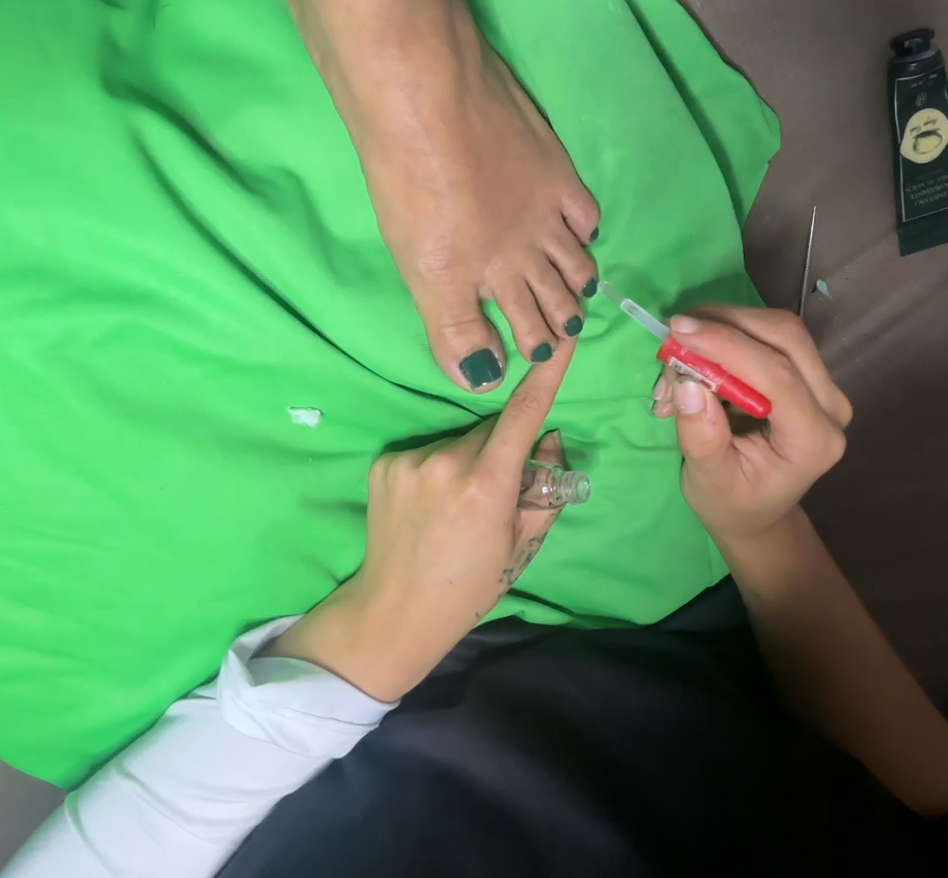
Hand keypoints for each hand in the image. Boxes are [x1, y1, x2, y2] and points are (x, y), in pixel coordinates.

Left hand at [269, 340, 575, 700]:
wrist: (397, 610)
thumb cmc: (471, 585)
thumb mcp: (523, 544)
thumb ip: (545, 487)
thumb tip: (549, 435)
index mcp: (487, 484)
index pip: (524, 414)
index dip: (547, 373)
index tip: (562, 336)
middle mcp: (447, 461)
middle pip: (490, 430)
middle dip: (501, 448)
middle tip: (494, 493)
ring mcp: (411, 460)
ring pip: (459, 440)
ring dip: (467, 458)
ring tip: (455, 505)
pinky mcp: (385, 462)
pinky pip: (428, 450)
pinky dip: (436, 467)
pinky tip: (428, 503)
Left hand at [272, 0, 599, 393]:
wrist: (417, 77)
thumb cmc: (401, 173)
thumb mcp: (419, 265)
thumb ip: (453, 324)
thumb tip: (485, 378)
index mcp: (490, 274)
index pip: (526, 326)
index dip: (532, 348)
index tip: (538, 361)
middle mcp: (527, 247)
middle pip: (556, 295)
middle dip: (558, 321)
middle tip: (563, 336)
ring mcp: (542, 203)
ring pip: (573, 257)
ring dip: (575, 281)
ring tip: (578, 294)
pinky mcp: (551, 160)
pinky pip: (583, 210)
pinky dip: (584, 230)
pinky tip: (583, 232)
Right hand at [650, 306, 850, 543]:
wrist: (757, 511)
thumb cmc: (733, 503)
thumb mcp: (709, 481)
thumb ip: (702, 437)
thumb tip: (688, 385)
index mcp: (813, 440)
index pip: (778, 376)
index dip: (728, 346)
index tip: (677, 331)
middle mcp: (829, 406)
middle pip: (785, 337)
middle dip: (725, 324)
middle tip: (673, 334)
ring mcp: (822, 386)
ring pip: (776, 328)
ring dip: (719, 327)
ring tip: (676, 359)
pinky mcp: (805, 372)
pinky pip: (766, 335)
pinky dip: (723, 335)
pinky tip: (693, 359)